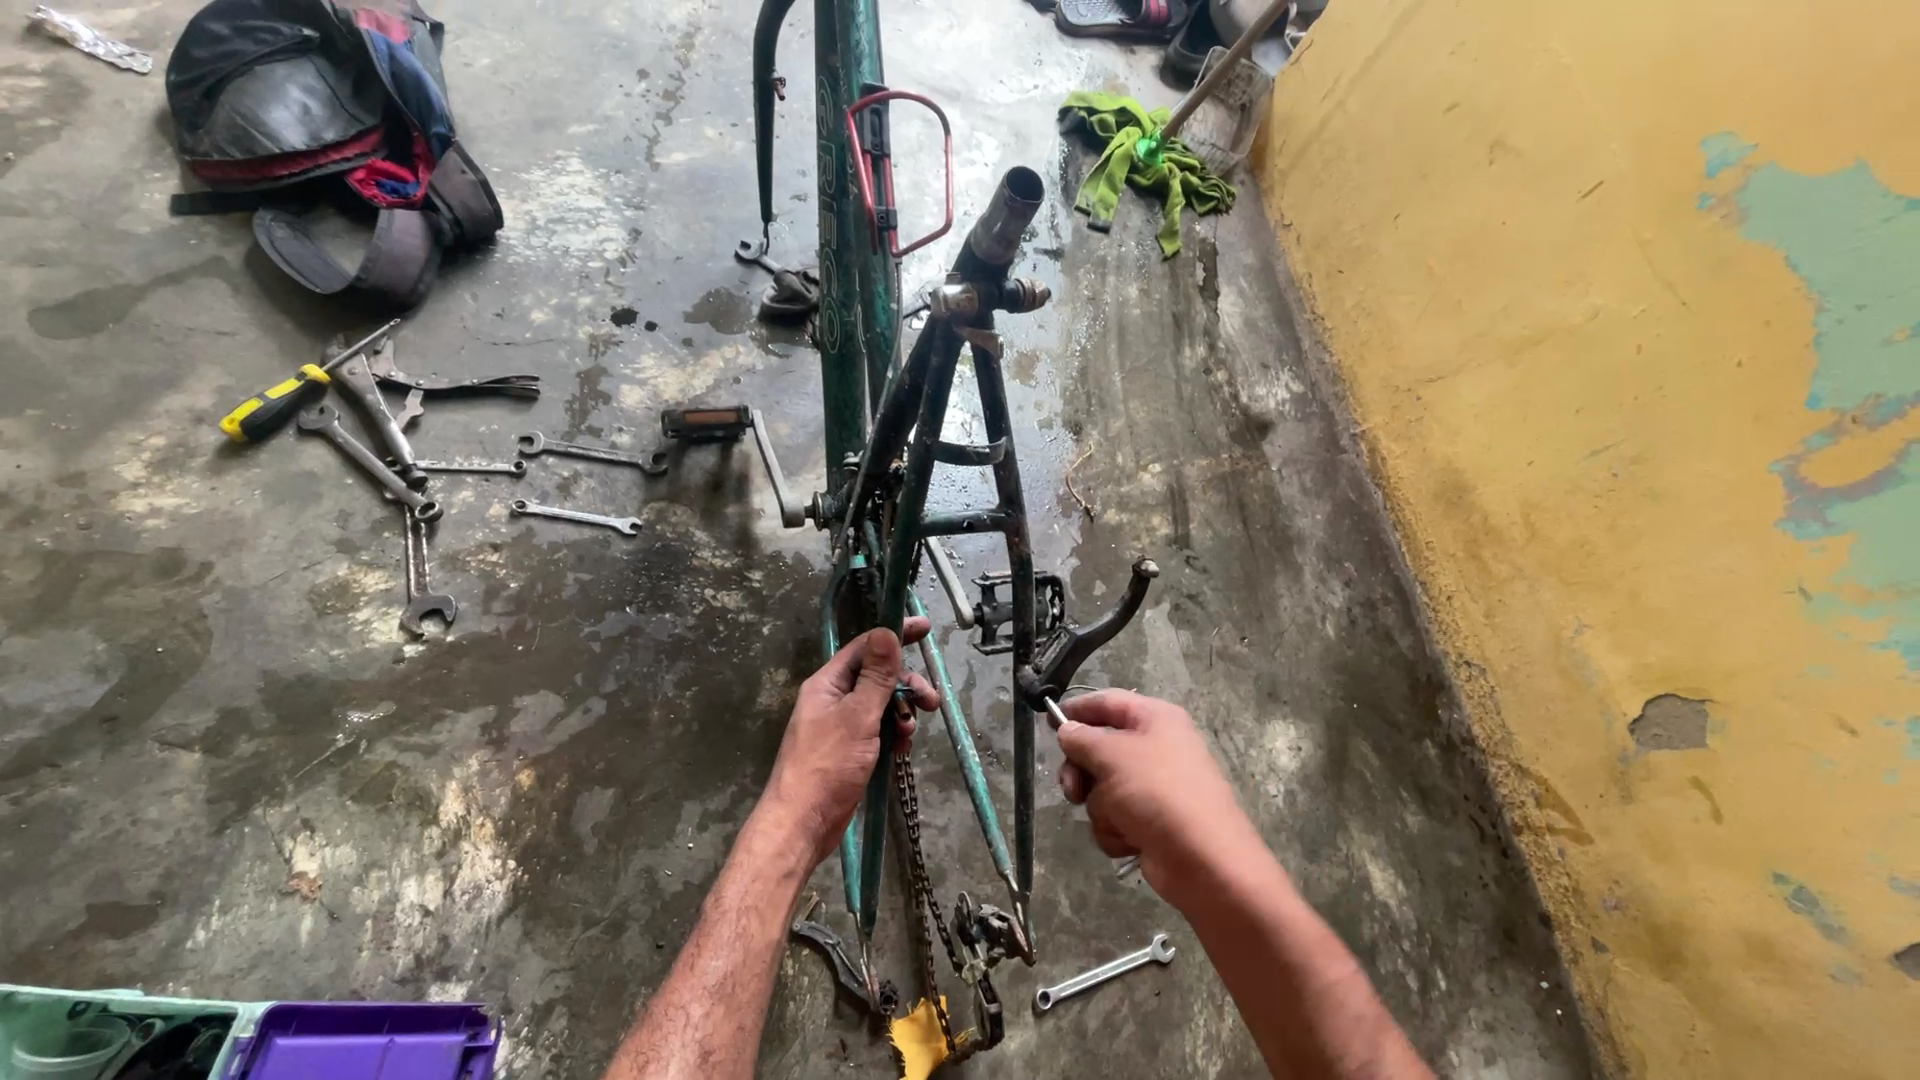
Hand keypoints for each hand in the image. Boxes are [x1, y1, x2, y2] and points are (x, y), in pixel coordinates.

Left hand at [763, 618, 939, 862]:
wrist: (803, 823)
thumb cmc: (827, 765)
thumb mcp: (858, 716)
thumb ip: (876, 676)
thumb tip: (886, 632)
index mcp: (828, 683)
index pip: (865, 647)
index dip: (895, 635)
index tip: (925, 628)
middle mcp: (834, 699)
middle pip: (878, 677)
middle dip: (907, 686)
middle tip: (931, 702)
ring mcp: (842, 725)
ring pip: (882, 705)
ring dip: (902, 714)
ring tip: (909, 734)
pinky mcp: (851, 749)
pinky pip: (879, 730)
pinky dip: (893, 735)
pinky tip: (900, 750)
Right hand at [1056, 690, 1260, 911]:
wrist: (1202, 858)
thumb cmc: (1157, 792)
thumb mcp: (1111, 755)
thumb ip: (1081, 738)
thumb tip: (1068, 730)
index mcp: (1155, 719)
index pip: (1108, 702)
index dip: (1077, 710)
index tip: (1049, 721)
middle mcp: (1156, 748)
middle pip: (1100, 750)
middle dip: (1082, 772)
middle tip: (1073, 789)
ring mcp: (1154, 788)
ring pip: (1102, 789)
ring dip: (1101, 807)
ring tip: (1114, 819)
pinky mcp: (1151, 822)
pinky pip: (1114, 818)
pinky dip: (1115, 830)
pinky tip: (1129, 839)